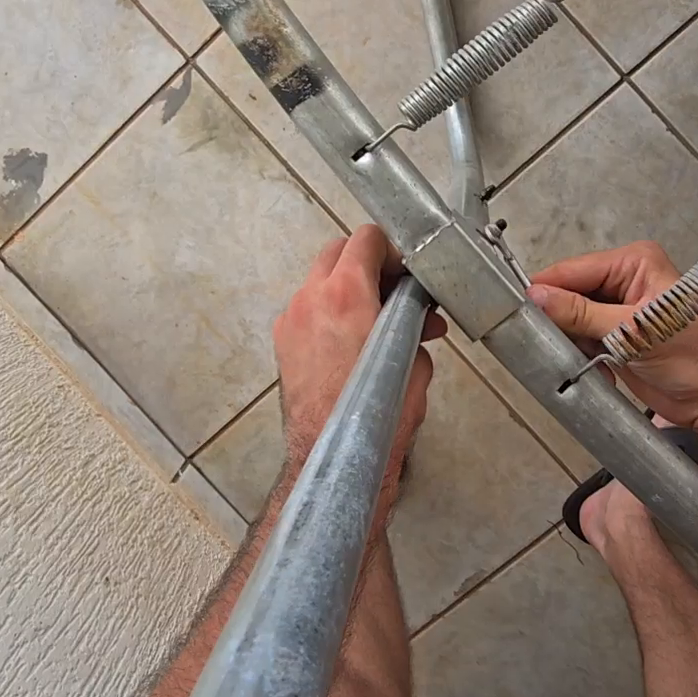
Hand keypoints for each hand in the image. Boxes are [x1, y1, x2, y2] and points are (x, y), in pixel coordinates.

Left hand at [273, 227, 443, 506]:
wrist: (335, 457)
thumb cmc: (378, 414)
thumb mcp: (415, 361)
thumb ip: (412, 323)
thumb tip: (414, 317)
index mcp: (346, 293)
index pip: (366, 239)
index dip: (393, 250)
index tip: (409, 272)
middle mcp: (311, 298)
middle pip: (338, 252)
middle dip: (370, 265)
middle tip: (397, 291)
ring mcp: (291, 319)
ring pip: (322, 281)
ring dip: (351, 289)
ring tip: (381, 322)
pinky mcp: (282, 342)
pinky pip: (309, 309)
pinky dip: (332, 312)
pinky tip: (356, 341)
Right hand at [527, 241, 697, 435]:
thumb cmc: (695, 357)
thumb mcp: (632, 330)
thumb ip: (580, 313)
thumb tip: (538, 296)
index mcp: (633, 263)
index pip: (574, 269)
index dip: (547, 289)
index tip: (521, 308)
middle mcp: (624, 280)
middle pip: (570, 294)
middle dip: (562, 320)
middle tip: (555, 341)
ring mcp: (618, 310)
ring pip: (572, 319)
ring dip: (573, 342)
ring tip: (586, 360)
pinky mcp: (615, 336)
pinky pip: (581, 339)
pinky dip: (581, 356)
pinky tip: (597, 370)